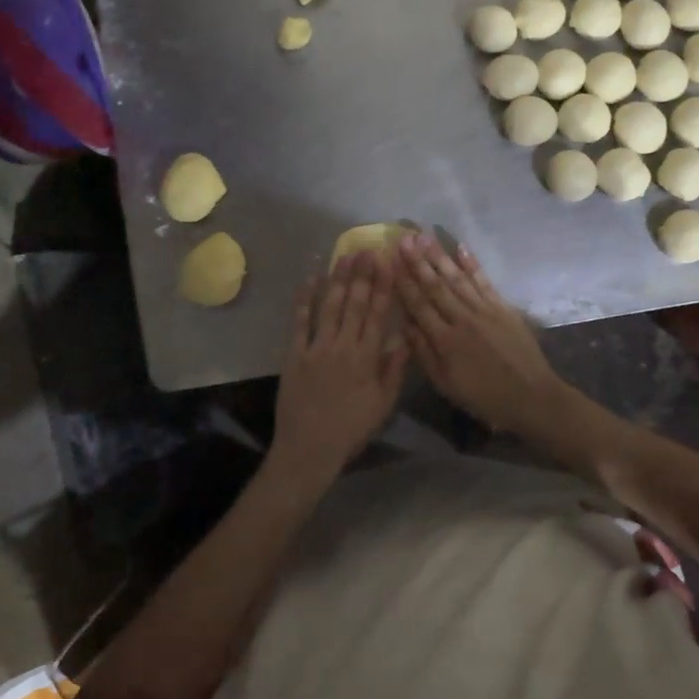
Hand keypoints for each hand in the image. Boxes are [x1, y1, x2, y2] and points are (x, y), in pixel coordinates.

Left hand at [269, 252, 408, 480]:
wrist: (309, 448)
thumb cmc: (351, 430)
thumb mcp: (383, 405)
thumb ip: (394, 371)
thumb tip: (405, 339)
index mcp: (367, 358)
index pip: (379, 314)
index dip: (384, 286)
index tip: (388, 263)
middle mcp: (343, 346)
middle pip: (355, 303)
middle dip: (363, 274)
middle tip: (367, 249)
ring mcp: (316, 348)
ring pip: (330, 306)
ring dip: (338, 279)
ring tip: (344, 256)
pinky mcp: (294, 354)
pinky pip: (300, 321)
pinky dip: (305, 299)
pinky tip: (310, 279)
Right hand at [393, 234, 572, 434]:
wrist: (530, 397)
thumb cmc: (483, 396)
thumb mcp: (445, 384)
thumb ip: (424, 353)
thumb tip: (405, 324)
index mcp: (444, 340)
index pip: (418, 305)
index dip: (403, 282)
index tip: (389, 261)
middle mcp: (462, 319)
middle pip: (435, 286)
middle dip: (417, 262)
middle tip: (403, 239)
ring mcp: (484, 310)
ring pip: (457, 278)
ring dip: (440, 257)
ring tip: (425, 237)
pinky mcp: (503, 308)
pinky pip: (484, 282)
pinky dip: (472, 264)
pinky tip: (461, 247)